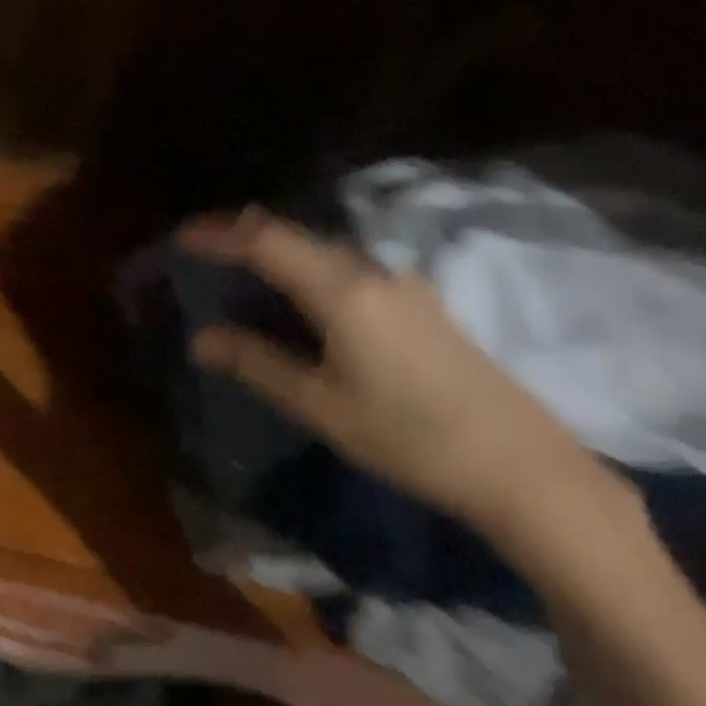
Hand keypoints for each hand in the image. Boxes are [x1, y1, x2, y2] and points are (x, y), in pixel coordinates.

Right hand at [178, 209, 600, 526]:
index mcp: (344, 292)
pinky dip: (309, 271)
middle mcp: (376, 276)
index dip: (219, 234)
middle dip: (245, 238)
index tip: (180, 237)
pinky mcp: (424, 309)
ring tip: (242, 272)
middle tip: (203, 251)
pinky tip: (300, 299)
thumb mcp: (320, 406)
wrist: (525, 470)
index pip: (267, 243)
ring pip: (327, 252)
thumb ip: (256, 364)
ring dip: (280, 254)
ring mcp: (407, 290)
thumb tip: (199, 338)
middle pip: (298, 238)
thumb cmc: (410, 437)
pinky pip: (350, 270)